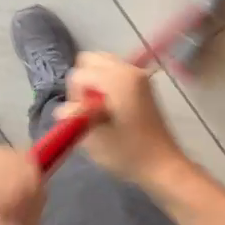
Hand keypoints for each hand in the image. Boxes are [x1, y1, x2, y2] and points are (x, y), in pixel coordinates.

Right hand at [61, 52, 188, 184]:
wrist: (162, 165)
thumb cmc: (128, 153)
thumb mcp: (95, 138)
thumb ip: (75, 117)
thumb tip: (61, 110)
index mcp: (117, 80)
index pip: (78, 75)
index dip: (75, 97)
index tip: (83, 117)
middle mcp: (128, 70)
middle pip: (90, 59)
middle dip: (83, 82)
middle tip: (88, 108)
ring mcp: (138, 75)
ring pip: (102, 63)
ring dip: (94, 82)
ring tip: (99, 108)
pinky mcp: (143, 83)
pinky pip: (115, 71)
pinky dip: (106, 83)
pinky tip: (110, 107)